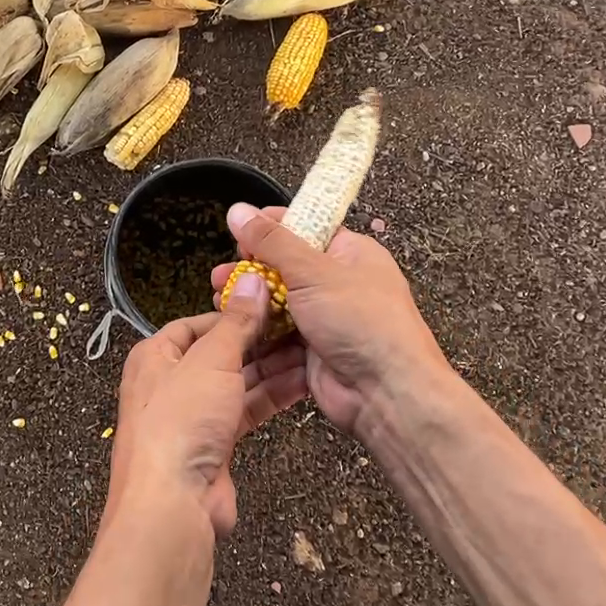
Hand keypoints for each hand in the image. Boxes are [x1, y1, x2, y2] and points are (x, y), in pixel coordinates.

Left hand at [107, 274, 307, 536]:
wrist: (172, 502)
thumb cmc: (180, 420)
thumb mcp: (211, 360)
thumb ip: (236, 323)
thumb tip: (251, 281)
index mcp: (154, 355)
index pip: (194, 324)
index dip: (230, 315)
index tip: (267, 306)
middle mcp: (169, 382)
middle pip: (219, 353)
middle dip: (258, 342)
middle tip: (299, 328)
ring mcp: (192, 415)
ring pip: (236, 383)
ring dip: (271, 370)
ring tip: (311, 352)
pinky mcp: (214, 445)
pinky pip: (245, 411)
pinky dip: (271, 398)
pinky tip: (302, 385)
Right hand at [211, 203, 449, 434]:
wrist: (388, 395)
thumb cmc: (362, 323)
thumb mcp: (313, 272)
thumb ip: (272, 242)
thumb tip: (238, 210)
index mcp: (350, 253)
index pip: (305, 226)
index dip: (271, 226)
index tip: (239, 230)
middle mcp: (338, 281)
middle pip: (285, 264)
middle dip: (251, 266)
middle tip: (221, 271)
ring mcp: (324, 316)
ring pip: (277, 298)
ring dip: (249, 296)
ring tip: (217, 294)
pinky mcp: (311, 347)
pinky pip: (277, 329)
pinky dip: (255, 325)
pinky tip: (230, 321)